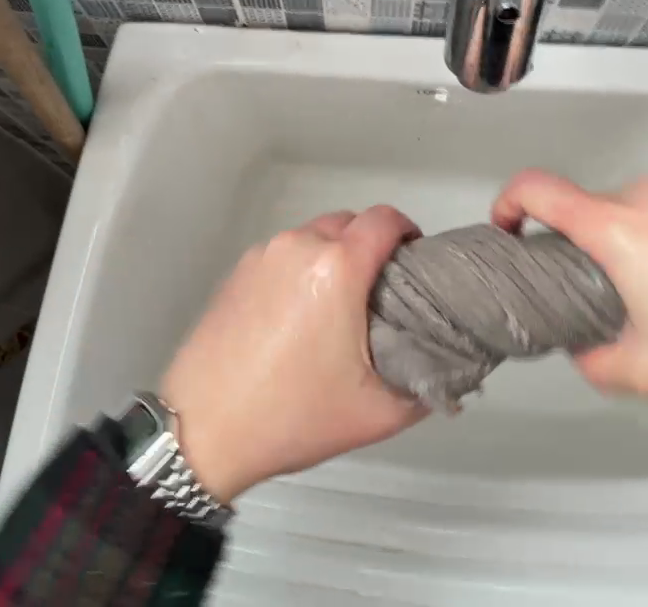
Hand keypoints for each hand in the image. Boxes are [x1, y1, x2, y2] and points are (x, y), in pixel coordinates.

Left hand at [160, 206, 428, 503]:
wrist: (203, 428)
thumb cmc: (292, 415)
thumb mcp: (376, 414)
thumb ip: (425, 385)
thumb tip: (444, 371)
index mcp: (337, 268)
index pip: (385, 219)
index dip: (409, 233)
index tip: (416, 263)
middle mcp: (298, 246)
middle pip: (349, 222)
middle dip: (372, 246)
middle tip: (381, 294)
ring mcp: (263, 255)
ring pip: (313, 236)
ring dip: (334, 257)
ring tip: (337, 308)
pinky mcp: (236, 271)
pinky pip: (283, 254)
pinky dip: (301, 269)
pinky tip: (297, 316)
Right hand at [491, 172, 647, 422]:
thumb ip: (596, 362)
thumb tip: (588, 352)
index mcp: (617, 228)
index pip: (536, 189)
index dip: (507, 203)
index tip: (508, 227)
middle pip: (589, 210)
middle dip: (587, 251)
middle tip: (611, 300)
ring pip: (637, 213)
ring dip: (636, 248)